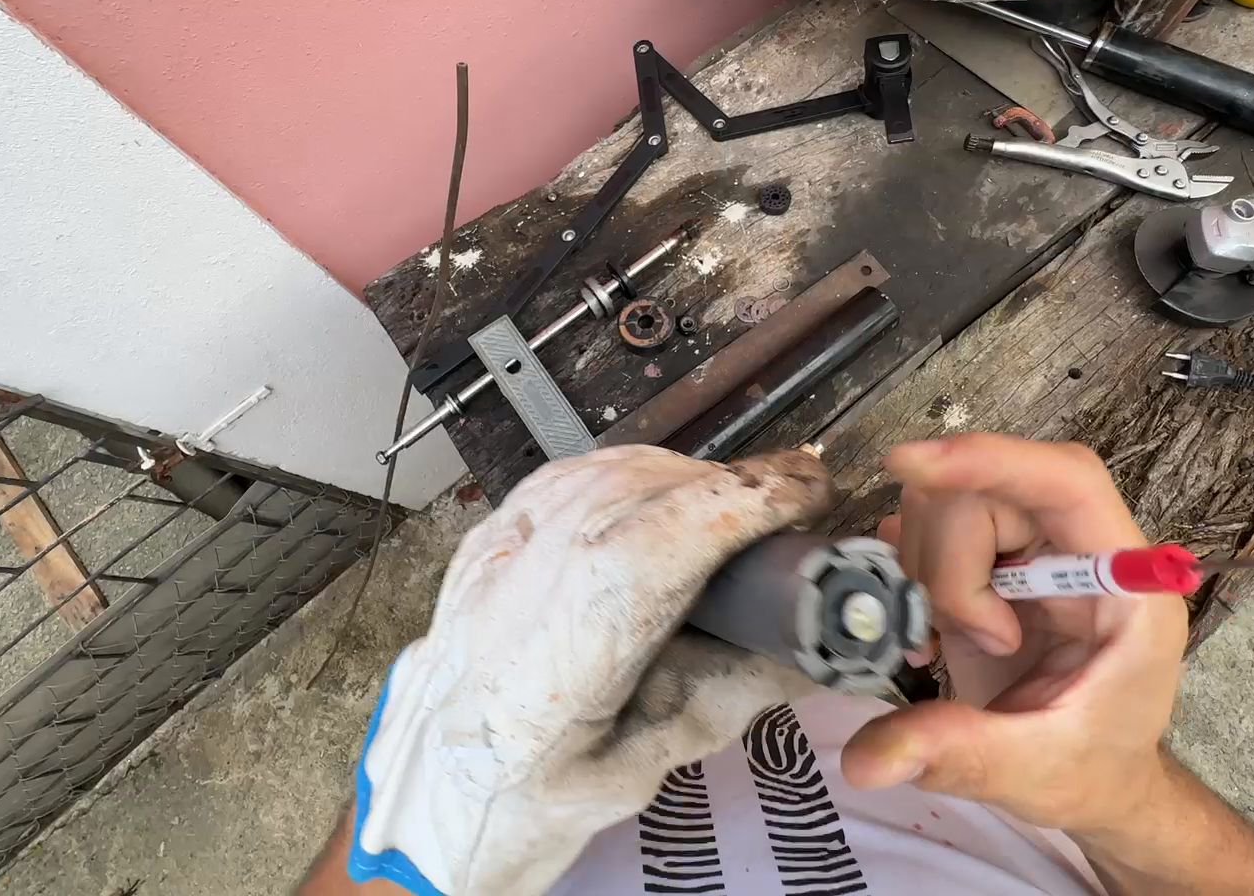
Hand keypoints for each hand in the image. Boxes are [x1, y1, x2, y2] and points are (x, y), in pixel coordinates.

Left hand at [349, 446, 832, 895]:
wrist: (437, 771)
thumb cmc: (540, 785)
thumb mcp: (652, 757)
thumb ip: (736, 687)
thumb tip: (817, 635)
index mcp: (560, 655)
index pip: (658, 544)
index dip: (740, 504)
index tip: (807, 490)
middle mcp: (523, 577)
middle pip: (645, 491)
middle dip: (731, 486)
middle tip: (788, 499)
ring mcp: (501, 539)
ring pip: (616, 468)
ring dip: (689, 475)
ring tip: (735, 502)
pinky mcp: (497, 522)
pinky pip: (581, 470)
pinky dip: (640, 471)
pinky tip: (667, 494)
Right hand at [840, 433, 1186, 837]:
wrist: (1089, 767)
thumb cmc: (1091, 766)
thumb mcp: (1038, 773)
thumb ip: (960, 755)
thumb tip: (864, 761)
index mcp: (1123, 581)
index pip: (1064, 480)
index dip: (988, 460)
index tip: (905, 463)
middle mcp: (1072, 544)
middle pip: (980, 494)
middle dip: (949, 570)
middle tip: (966, 641)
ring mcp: (1022, 544)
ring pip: (939, 505)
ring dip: (925, 574)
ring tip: (952, 640)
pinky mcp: (982, 551)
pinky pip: (921, 525)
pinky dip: (907, 572)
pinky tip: (927, 627)